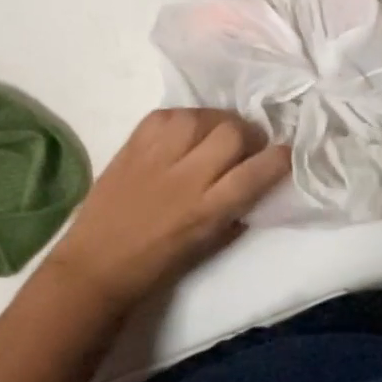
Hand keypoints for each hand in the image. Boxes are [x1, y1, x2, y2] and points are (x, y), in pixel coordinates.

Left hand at [45, 109, 289, 305]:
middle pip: (233, 132)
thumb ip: (237, 211)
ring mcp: (156, 159)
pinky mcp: (131, 147)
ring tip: (217, 134)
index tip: (285, 155)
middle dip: (250, 134)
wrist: (95, 266)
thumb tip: (258, 183)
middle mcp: (186, 179)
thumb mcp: (211, 245)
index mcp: (209, 211)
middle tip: (248, 145)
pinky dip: (184, 118)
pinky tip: (186, 131)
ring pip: (201, 116)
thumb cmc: (159, 265)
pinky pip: (166, 115)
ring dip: (218, 121)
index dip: (281, 157)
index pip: (258, 170)